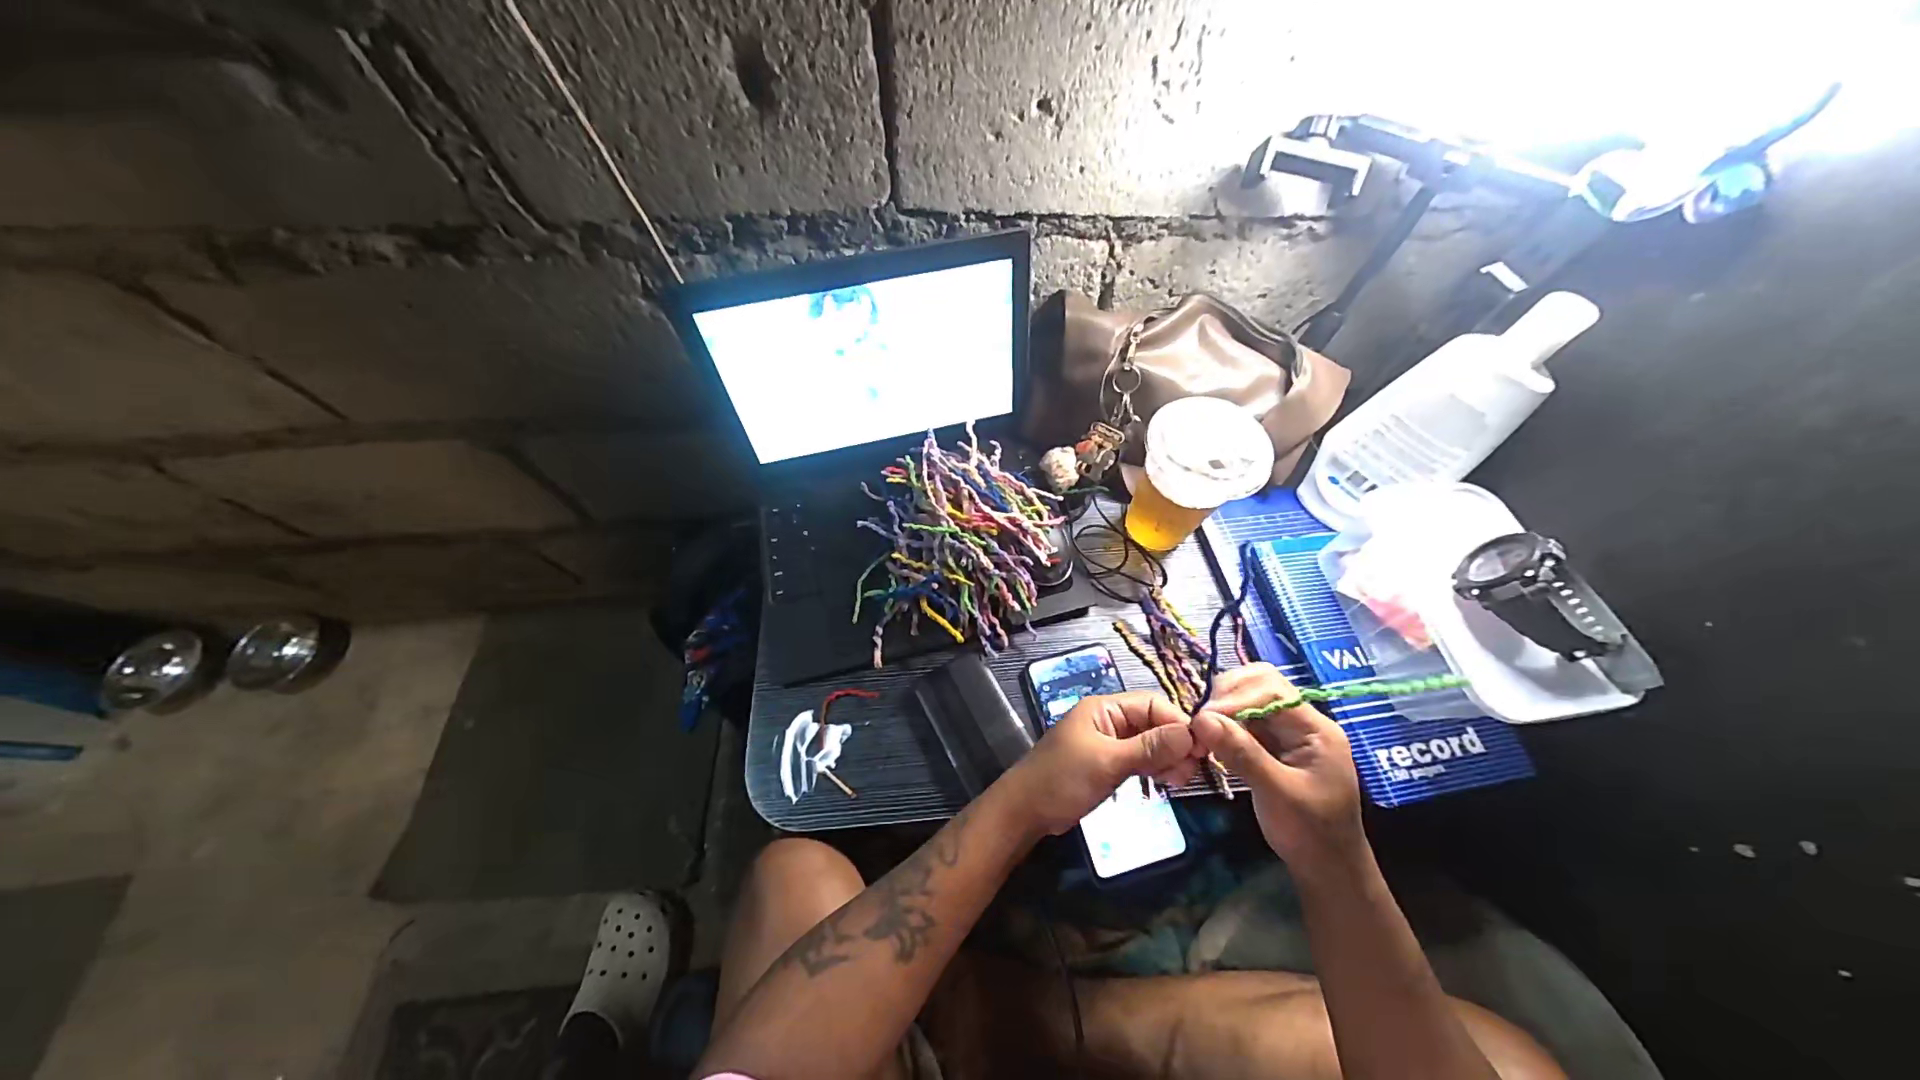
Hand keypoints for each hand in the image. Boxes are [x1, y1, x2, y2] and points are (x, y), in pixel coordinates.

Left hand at [997, 692, 1202, 836]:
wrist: (1026, 811)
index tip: (1201, 750)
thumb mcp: (1107, 762)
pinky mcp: (1109, 763)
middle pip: (1154, 723)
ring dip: (1168, 759)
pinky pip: (1141, 759)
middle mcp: (1109, 720)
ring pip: (1150, 743)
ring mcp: (1109, 742)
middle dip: (1175, 744)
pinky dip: (1155, 768)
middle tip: (1188, 772)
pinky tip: (1165, 783)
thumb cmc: (1062, 780)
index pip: (1153, 704)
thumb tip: (1190, 733)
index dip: (1179, 724)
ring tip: (1177, 781)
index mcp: (1104, 708)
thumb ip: (1148, 747)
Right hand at [1189, 664, 1365, 871]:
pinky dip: (1224, 725)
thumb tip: (1201, 719)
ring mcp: (1287, 733)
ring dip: (1222, 709)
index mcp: (1316, 729)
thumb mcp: (1277, 794)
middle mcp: (1303, 722)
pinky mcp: (1272, 745)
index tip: (1201, 719)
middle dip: (1227, 695)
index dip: (1234, 698)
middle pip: (1260, 684)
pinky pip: (1244, 721)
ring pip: (1248, 700)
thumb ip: (1242, 753)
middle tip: (1199, 720)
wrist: (1328, 870)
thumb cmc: (1311, 834)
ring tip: (1200, 730)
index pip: (1271, 690)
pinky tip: (1208, 740)